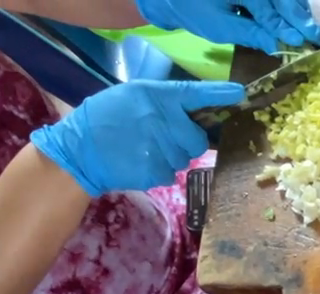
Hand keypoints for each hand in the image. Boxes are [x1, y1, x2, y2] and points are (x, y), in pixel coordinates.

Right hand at [29, 80, 242, 196]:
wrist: (79, 150)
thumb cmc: (105, 120)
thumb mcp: (130, 98)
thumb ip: (160, 104)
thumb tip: (193, 115)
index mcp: (152, 96)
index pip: (192, 94)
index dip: (218, 95)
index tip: (239, 93)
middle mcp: (160, 120)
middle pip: (198, 139)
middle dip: (187, 142)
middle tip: (162, 138)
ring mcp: (160, 147)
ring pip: (186, 158)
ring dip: (172, 156)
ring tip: (144, 148)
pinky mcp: (159, 171)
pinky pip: (173, 173)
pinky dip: (161, 170)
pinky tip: (140, 161)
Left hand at [134, 0, 319, 53]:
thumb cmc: (189, 8)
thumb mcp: (218, 25)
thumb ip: (250, 32)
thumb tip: (278, 45)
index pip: (267, 6)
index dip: (287, 25)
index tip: (304, 42)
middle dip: (298, 15)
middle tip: (317, 36)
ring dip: (295, 10)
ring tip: (309, 29)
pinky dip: (285, 6)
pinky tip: (295, 18)